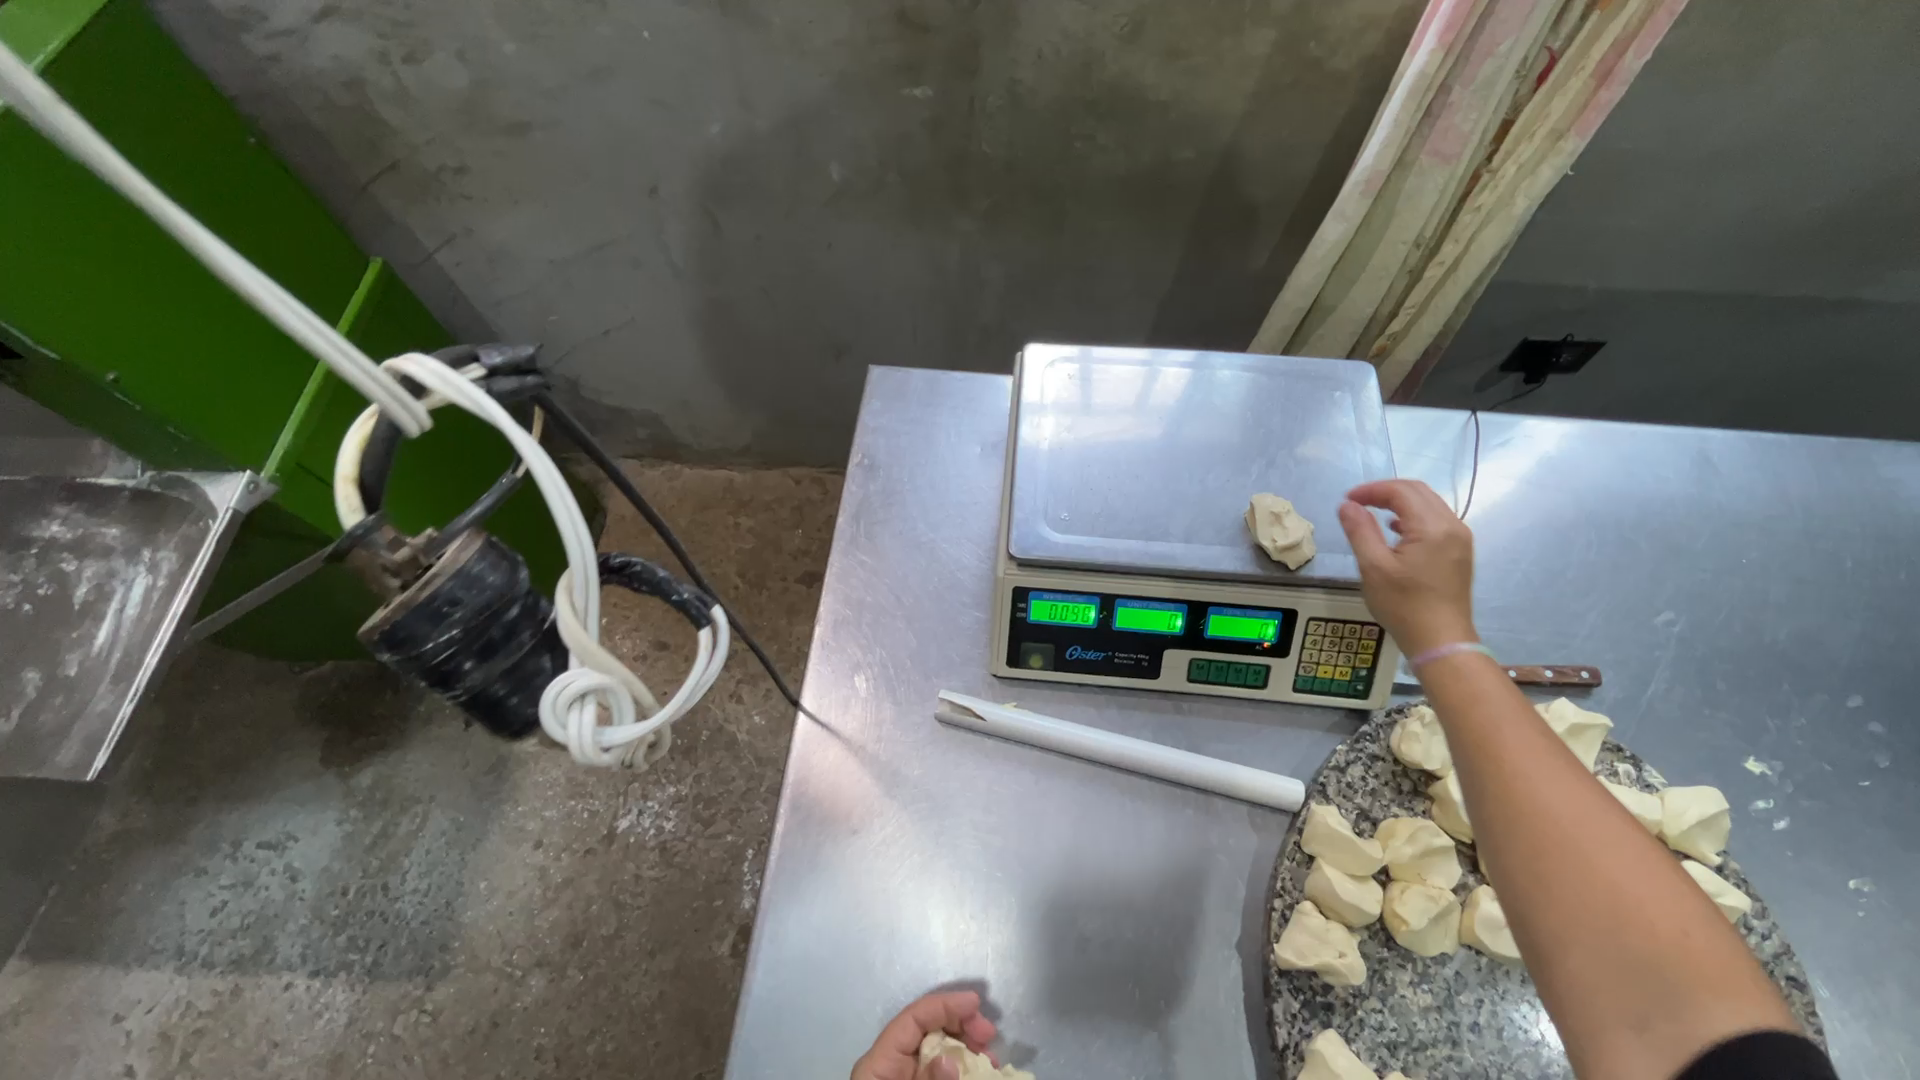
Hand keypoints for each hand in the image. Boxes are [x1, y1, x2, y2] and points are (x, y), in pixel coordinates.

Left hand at [851, 990, 997, 1079]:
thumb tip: (950, 1059)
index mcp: (879, 1060)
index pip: (913, 1016)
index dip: (945, 1003)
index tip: (976, 1001)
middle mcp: (890, 1062)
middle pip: (928, 1028)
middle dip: (962, 1024)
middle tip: (990, 1034)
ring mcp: (902, 1074)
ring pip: (938, 1048)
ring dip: (966, 1046)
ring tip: (990, 1057)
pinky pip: (938, 1067)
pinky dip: (960, 1065)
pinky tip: (978, 1069)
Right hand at [1337, 479, 1476, 655]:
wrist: (1441, 640)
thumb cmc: (1404, 606)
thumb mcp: (1373, 567)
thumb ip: (1360, 530)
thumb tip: (1347, 505)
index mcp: (1433, 527)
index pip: (1401, 491)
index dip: (1371, 490)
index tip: (1347, 500)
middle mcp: (1452, 526)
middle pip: (1418, 492)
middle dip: (1385, 492)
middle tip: (1356, 503)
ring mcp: (1460, 538)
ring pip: (1429, 505)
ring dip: (1399, 502)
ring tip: (1371, 513)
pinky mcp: (1460, 551)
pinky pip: (1436, 520)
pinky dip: (1413, 517)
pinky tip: (1395, 531)